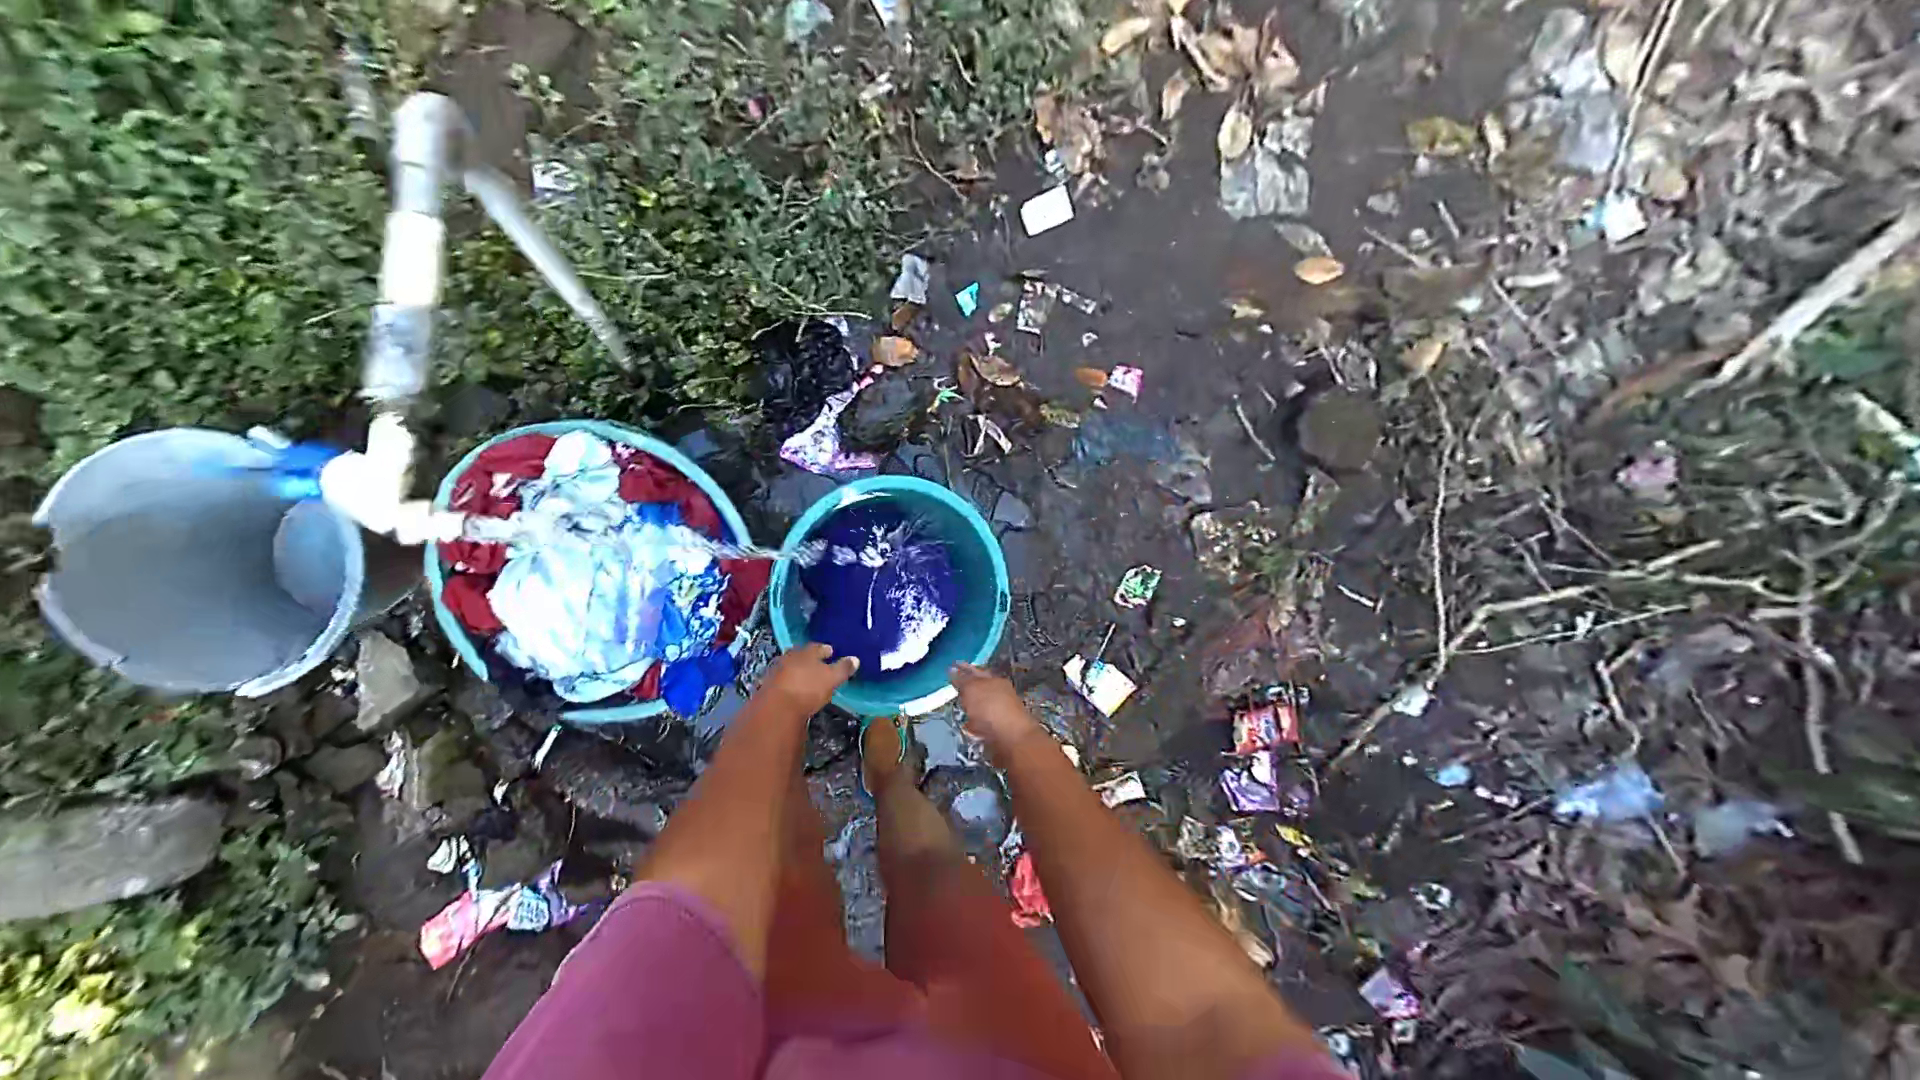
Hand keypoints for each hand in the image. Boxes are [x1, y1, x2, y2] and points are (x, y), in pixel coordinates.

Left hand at [761, 644, 857, 713]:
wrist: (775, 709)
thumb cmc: (807, 689)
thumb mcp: (831, 678)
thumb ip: (843, 668)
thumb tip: (855, 659)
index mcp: (805, 653)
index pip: (816, 647)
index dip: (825, 650)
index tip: (831, 651)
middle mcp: (788, 659)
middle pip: (801, 656)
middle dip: (809, 660)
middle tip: (819, 664)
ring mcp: (775, 674)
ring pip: (790, 669)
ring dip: (798, 672)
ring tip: (807, 679)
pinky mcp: (768, 689)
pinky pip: (782, 683)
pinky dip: (790, 685)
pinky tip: (794, 692)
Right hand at [951, 663, 1040, 749]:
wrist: (1012, 741)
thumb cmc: (991, 709)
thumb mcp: (972, 689)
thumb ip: (962, 680)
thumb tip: (954, 670)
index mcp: (995, 681)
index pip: (976, 671)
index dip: (964, 668)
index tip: (952, 666)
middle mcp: (1000, 695)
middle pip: (980, 689)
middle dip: (968, 688)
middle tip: (955, 686)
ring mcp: (1001, 714)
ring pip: (982, 707)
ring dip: (972, 707)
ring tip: (959, 706)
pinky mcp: (999, 733)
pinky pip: (983, 724)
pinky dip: (975, 724)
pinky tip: (968, 727)